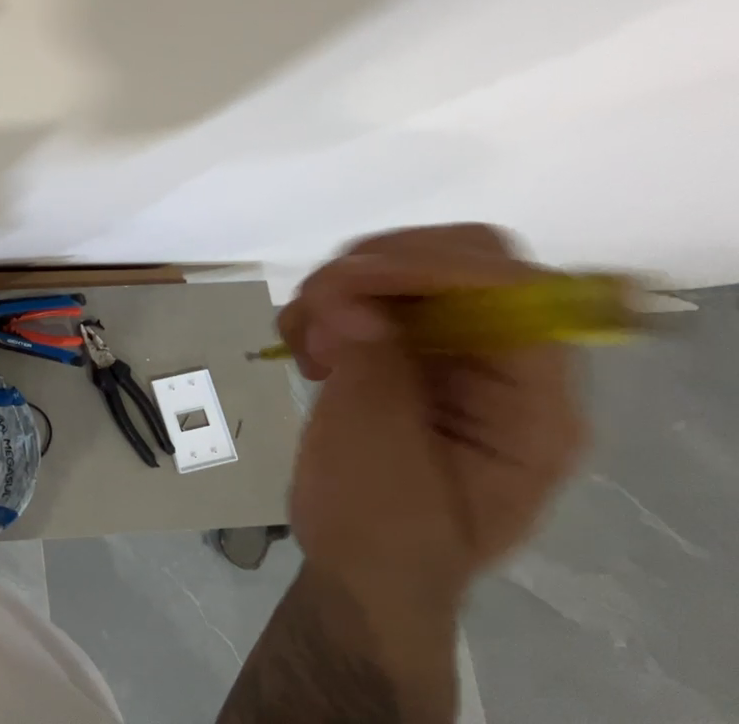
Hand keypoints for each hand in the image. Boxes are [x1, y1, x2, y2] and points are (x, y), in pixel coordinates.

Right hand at [278, 225, 588, 609]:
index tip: (344, 282)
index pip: (514, 295)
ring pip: (413, 270)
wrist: (362, 574)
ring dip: (344, 287)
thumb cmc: (379, 532)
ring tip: (303, 339)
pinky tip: (306, 346)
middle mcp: (509, 369)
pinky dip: (331, 304)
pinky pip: (378, 297)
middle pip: (469, 263)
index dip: (432, 268)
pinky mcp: (416, 358)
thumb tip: (348, 298)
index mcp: (532, 406)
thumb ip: (370, 370)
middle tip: (318, 306)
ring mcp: (461, 359)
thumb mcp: (374, 456)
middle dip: (382, 268)